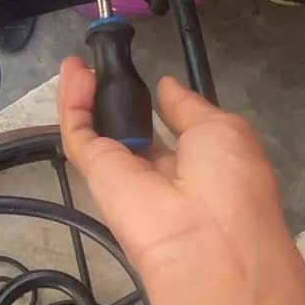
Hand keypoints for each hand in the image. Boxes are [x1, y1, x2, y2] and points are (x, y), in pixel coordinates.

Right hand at [57, 58, 290, 287]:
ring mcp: (123, 175)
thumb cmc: (230, 182)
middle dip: (112, 99)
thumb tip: (168, 88)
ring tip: (78, 64)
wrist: (206, 240)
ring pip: (96, 130)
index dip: (151, 104)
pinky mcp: (96, 175)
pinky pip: (80, 135)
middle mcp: (157, 172)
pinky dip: (74, 103)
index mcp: (196, 163)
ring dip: (86, 95)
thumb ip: (188, 107)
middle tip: (101, 67)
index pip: (165, 132)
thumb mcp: (223, 130)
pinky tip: (76, 74)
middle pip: (125, 130)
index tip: (142, 80)